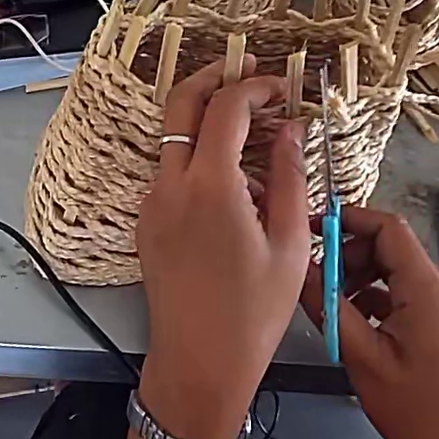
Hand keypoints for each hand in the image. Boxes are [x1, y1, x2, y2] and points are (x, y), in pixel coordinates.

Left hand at [137, 57, 309, 438]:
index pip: (225, 107)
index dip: (254, 86)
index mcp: (209, 186)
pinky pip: (172, 172)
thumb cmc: (254, 311)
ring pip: (173, 138)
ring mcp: (151, 203)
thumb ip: (290, 177)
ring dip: (206, 122)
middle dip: (212, 78)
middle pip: (179, 105)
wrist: (198, 364)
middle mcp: (169, 185)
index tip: (279, 87)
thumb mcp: (289, 244)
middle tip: (246, 74)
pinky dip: (199, 159)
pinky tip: (233, 184)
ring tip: (252, 136)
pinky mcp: (146, 221)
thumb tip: (292, 129)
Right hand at [301, 205, 438, 438]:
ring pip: (398, 268)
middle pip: (392, 246)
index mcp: (427, 291)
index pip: (389, 228)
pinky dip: (380, 295)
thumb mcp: (362, 359)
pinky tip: (359, 322)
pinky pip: (408, 290)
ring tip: (337, 305)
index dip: (349, 220)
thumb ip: (329, 308)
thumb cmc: (419, 414)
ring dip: (363, 276)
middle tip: (321, 279)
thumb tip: (301, 272)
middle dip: (351, 254)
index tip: (317, 230)